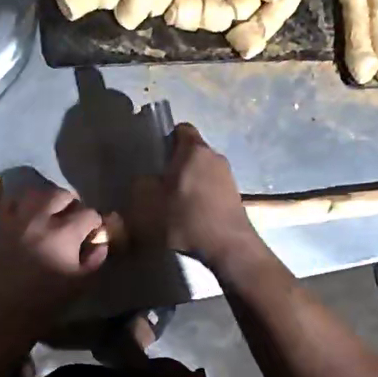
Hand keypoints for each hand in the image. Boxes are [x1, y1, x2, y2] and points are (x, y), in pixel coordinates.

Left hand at [0, 185, 107, 333]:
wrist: (5, 312)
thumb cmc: (47, 300)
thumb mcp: (81, 282)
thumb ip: (96, 257)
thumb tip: (101, 238)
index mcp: (64, 234)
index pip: (89, 214)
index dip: (94, 223)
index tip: (92, 233)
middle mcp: (40, 219)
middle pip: (62, 195)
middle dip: (72, 204)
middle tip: (71, 218)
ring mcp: (15, 219)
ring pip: (35, 193)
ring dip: (46, 200)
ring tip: (48, 212)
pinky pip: (9, 202)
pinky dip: (20, 205)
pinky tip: (24, 216)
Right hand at [130, 124, 263, 268]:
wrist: (227, 247)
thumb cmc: (185, 218)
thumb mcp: (147, 203)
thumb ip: (141, 184)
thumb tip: (147, 179)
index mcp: (194, 149)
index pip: (181, 129)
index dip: (166, 139)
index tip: (154, 157)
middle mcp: (215, 156)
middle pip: (192, 152)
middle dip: (176, 165)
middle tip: (159, 184)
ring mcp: (229, 176)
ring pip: (203, 171)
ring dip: (189, 182)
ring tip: (174, 204)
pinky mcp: (235, 196)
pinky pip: (212, 189)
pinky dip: (201, 197)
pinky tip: (191, 216)